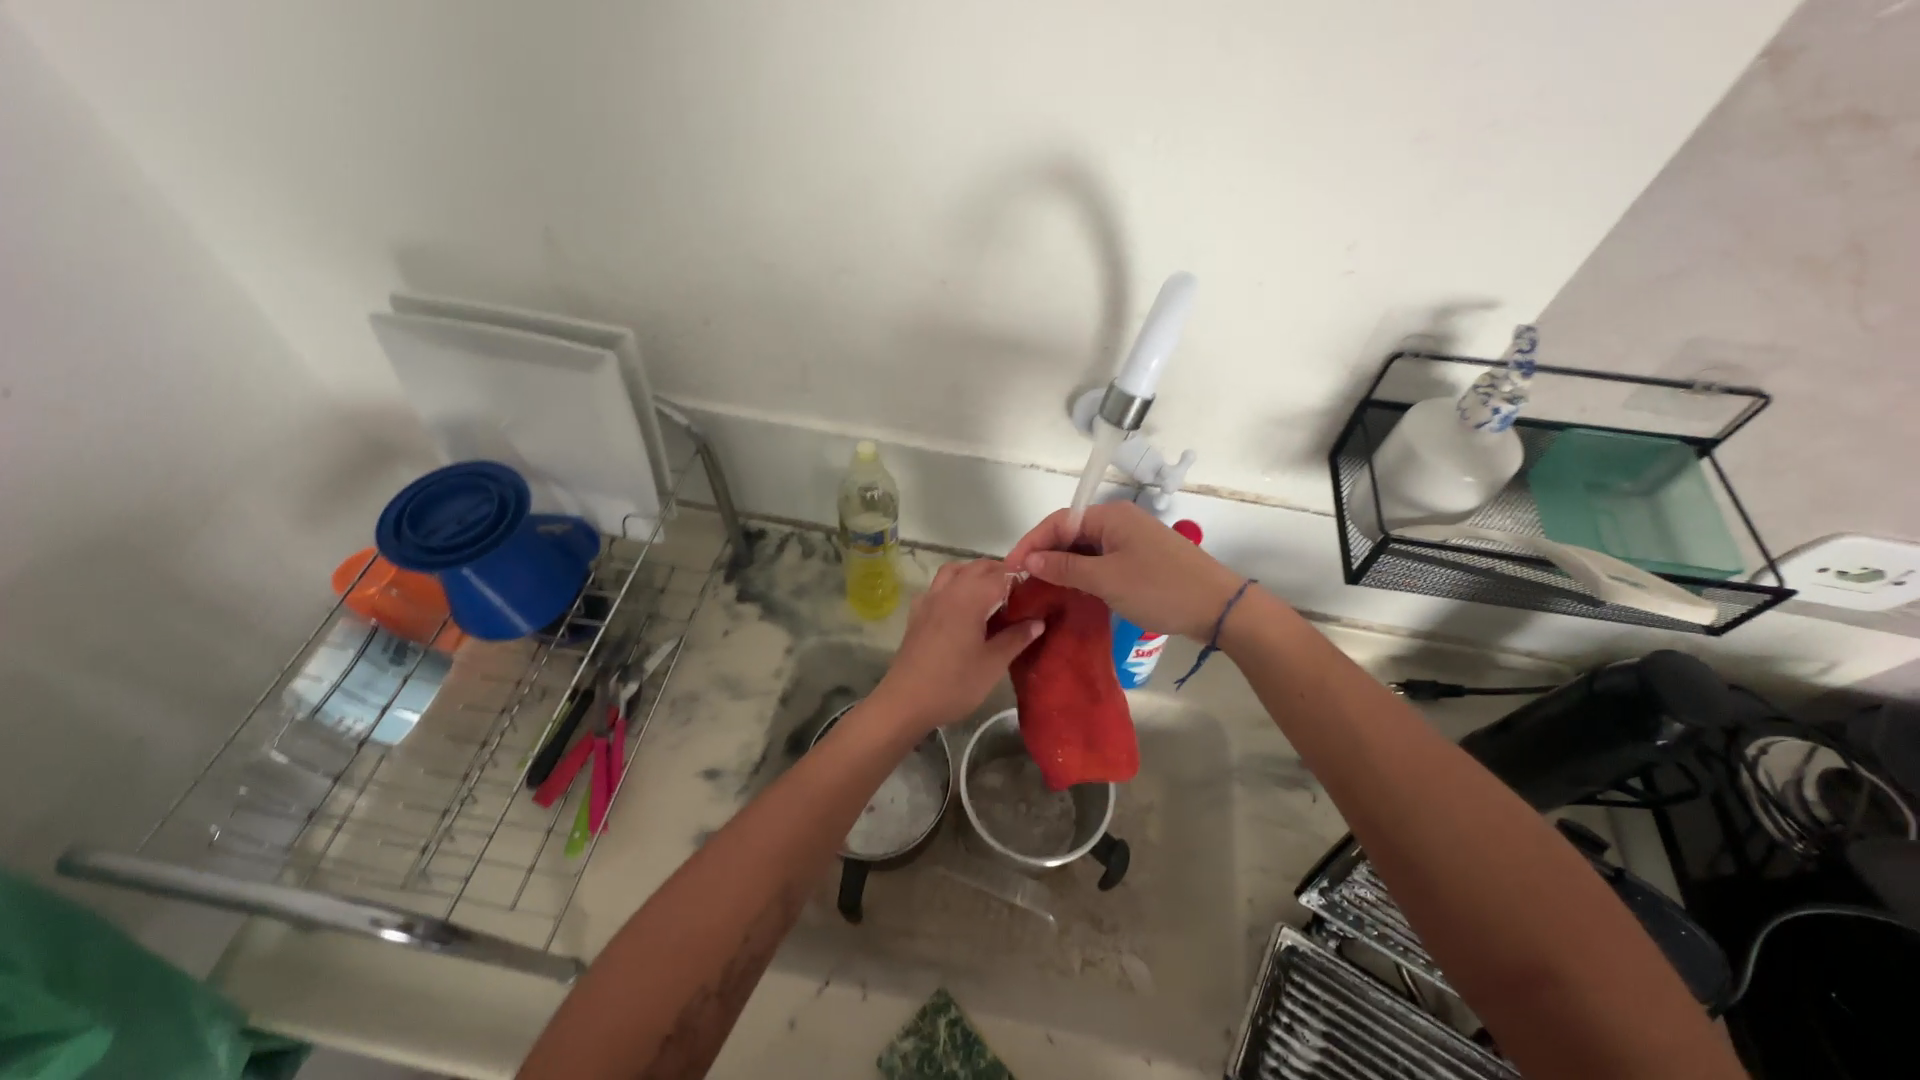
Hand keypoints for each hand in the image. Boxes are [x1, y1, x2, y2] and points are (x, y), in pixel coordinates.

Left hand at [870, 558, 1043, 730]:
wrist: (905, 702)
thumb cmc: (954, 684)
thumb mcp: (993, 664)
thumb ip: (1016, 638)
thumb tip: (1038, 621)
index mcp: (969, 599)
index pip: (1001, 575)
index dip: (1021, 579)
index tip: (1037, 591)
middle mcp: (948, 591)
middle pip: (977, 567)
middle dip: (1000, 572)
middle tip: (1020, 593)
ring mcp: (928, 601)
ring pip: (954, 571)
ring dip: (974, 574)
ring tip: (991, 594)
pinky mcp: (916, 614)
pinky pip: (937, 587)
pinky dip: (953, 586)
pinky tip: (960, 607)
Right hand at [1006, 502, 1244, 639]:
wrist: (1218, 608)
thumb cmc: (1160, 589)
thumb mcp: (1106, 580)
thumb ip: (1065, 569)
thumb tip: (1029, 561)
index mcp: (1111, 516)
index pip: (1058, 522)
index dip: (1031, 544)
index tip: (1009, 570)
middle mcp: (1120, 521)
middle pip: (1071, 533)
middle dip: (1044, 555)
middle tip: (1021, 583)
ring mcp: (1133, 540)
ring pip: (1086, 549)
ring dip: (1063, 567)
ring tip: (1040, 590)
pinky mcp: (1142, 559)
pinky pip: (1102, 561)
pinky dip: (1084, 575)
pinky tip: (1072, 593)